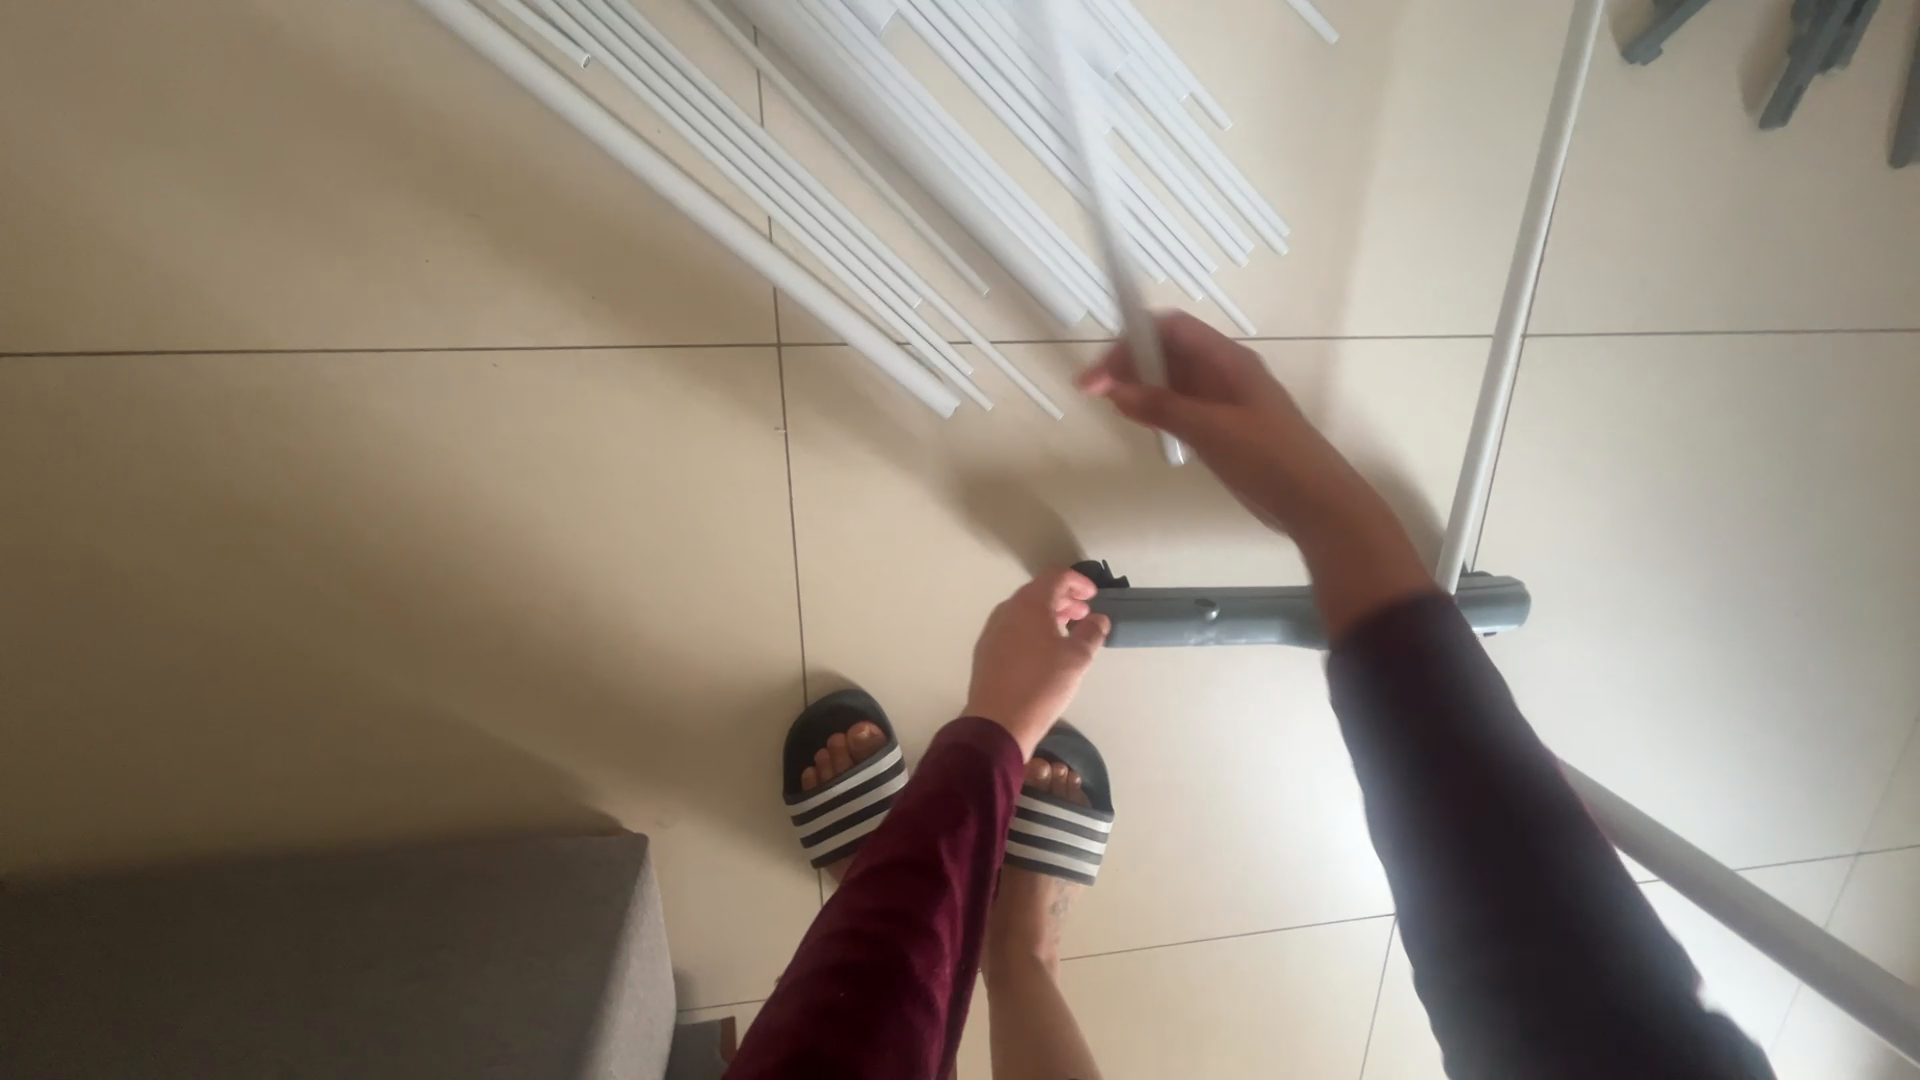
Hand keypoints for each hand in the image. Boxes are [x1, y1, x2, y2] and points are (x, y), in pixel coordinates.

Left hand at [964, 568, 1110, 758]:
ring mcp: (993, 629)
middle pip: (1039, 591)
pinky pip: (1013, 627)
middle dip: (1064, 598)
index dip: (1078, 581)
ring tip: (1067, 631)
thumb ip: (1091, 633)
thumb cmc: (1042, 684)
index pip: (1056, 576)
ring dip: (1048, 614)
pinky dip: (1032, 628)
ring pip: (1024, 610)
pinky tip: (1044, 649)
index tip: (1093, 596)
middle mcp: (1007, 609)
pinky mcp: (986, 648)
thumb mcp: (1077, 658)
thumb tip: (1099, 619)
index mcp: (1029, 603)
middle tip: (1084, 614)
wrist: (998, 721)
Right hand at [1081, 310, 1437, 639]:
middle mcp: (1222, 373)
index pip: (1172, 329)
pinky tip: (1135, 419)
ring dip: (1137, 385)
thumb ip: (1162, 409)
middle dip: (1127, 363)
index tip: (1101, 367)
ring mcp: (1220, 401)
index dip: (1133, 338)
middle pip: (1167, 352)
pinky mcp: (1218, 428)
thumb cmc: (1268, 458)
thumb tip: (1116, 391)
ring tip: (1106, 402)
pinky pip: (1178, 407)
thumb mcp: (1211, 430)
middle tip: (1091, 389)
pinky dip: (1153, 408)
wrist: (1312, 501)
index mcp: (1227, 361)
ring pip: (1170, 380)